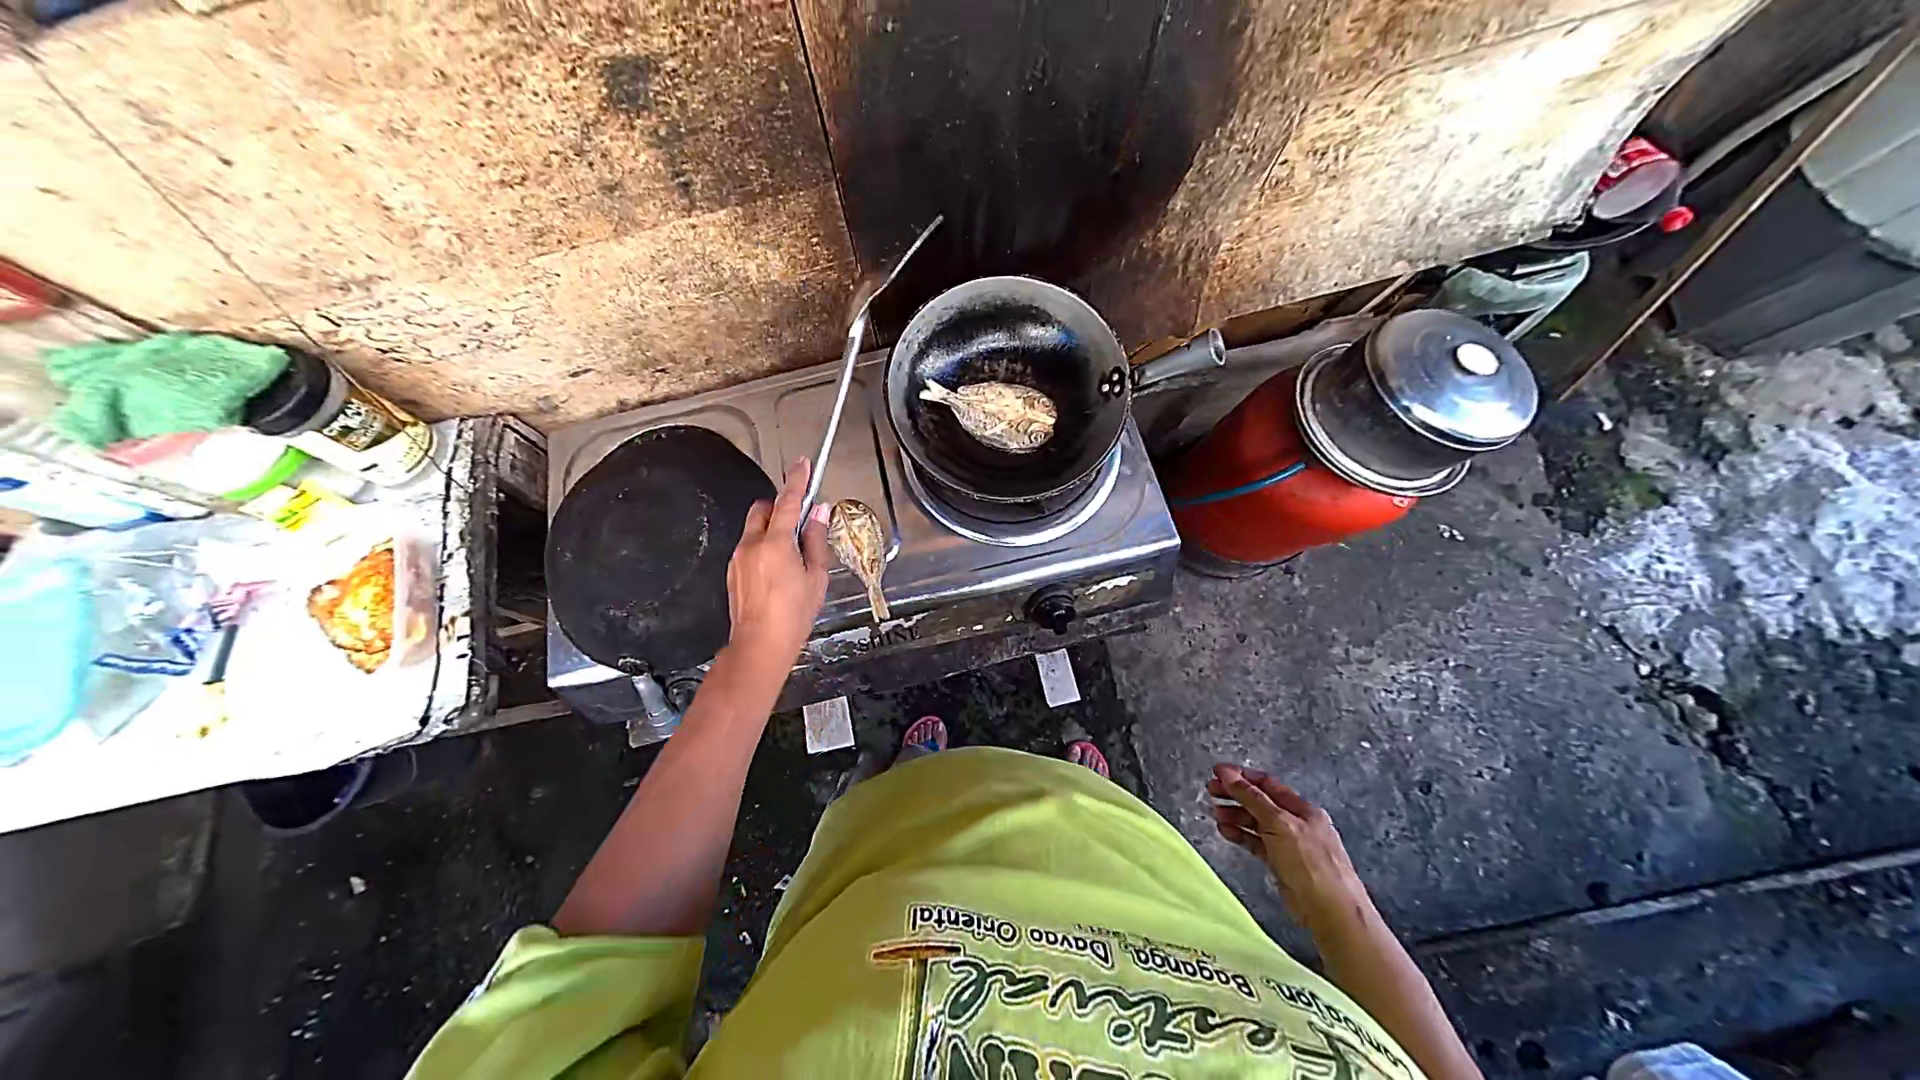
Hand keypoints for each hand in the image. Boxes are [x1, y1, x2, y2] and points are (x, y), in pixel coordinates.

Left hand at [726, 458, 830, 667]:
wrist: (760, 644)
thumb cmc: (791, 616)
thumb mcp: (816, 576)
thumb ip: (816, 540)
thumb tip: (819, 514)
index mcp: (776, 544)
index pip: (788, 501)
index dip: (798, 480)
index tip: (803, 464)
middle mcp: (751, 545)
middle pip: (765, 508)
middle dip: (782, 508)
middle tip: (803, 522)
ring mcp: (738, 557)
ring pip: (756, 527)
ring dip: (774, 529)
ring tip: (793, 554)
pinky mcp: (733, 570)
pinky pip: (749, 546)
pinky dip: (764, 546)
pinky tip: (778, 570)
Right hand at [1209, 764, 1371, 933]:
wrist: (1330, 911)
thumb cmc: (1310, 863)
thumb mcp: (1279, 823)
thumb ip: (1252, 798)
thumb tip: (1228, 774)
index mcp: (1302, 808)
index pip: (1267, 784)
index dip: (1241, 776)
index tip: (1217, 772)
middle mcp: (1296, 823)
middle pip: (1260, 802)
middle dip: (1235, 794)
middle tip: (1211, 790)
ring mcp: (1289, 844)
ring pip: (1257, 823)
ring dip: (1235, 815)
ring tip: (1215, 813)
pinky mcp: (1281, 863)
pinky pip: (1257, 843)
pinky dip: (1241, 835)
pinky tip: (1226, 831)